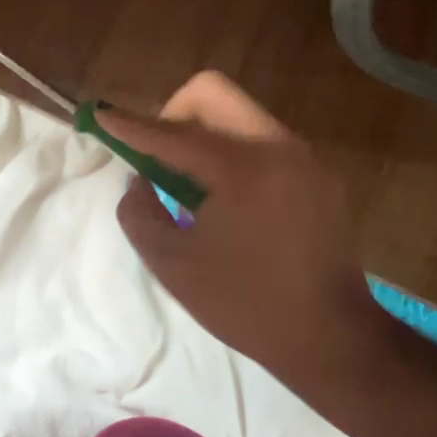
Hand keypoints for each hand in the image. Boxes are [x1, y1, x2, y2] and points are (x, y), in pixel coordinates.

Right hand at [99, 72, 386, 380]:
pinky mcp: (315, 177)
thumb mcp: (172, 264)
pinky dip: (230, 153)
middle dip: (173, 114)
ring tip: (188, 182)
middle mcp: (276, 148)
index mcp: (241, 167)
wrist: (336, 341)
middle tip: (157, 154)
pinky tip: (224, 199)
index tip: (100, 116)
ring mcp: (302, 160)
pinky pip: (259, 141)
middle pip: (212, 94)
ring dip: (203, 133)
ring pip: (237, 114)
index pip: (171, 132)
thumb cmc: (247, 304)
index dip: (130, 125)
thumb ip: (139, 212)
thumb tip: (139, 182)